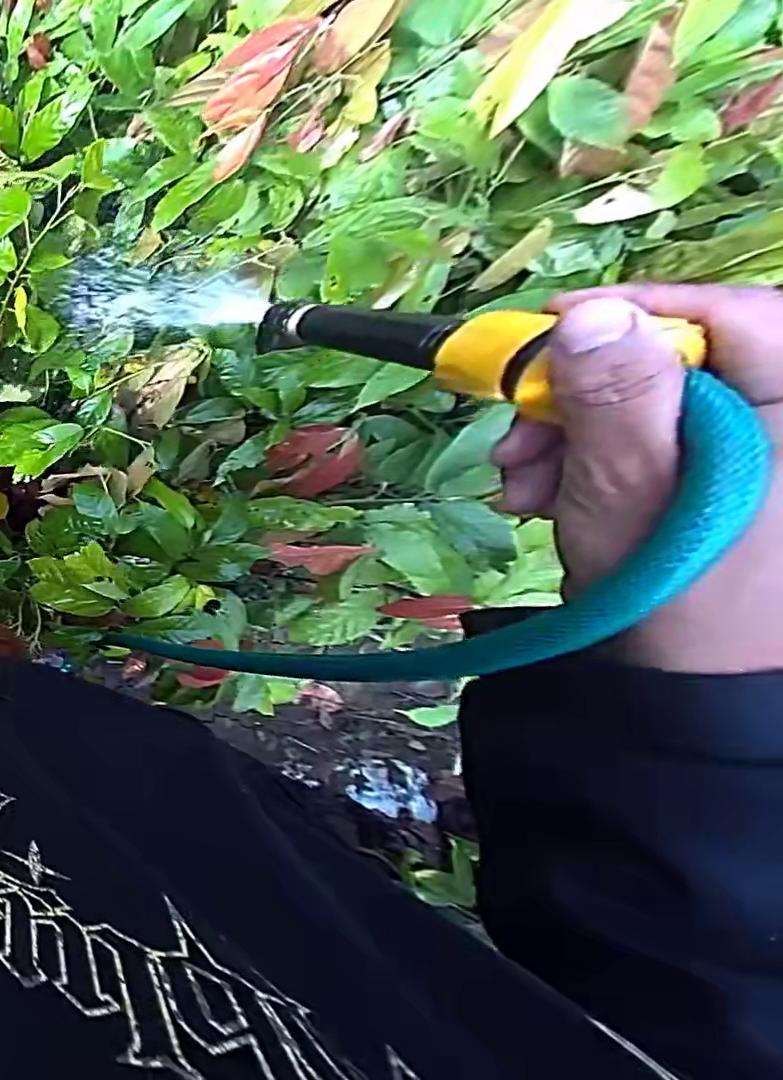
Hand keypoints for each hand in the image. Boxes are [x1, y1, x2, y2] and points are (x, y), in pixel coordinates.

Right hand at [492, 285, 782, 672]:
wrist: (683, 666)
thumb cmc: (670, 571)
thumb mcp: (627, 479)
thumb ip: (617, 395)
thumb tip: (590, 315)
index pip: (738, 313)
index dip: (636, 310)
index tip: (546, 324)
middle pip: (677, 363)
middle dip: (575, 395)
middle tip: (517, 438)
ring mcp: (756, 448)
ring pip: (645, 403)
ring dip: (563, 434)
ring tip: (524, 482)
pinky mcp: (715, 474)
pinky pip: (641, 440)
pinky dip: (578, 458)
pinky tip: (546, 492)